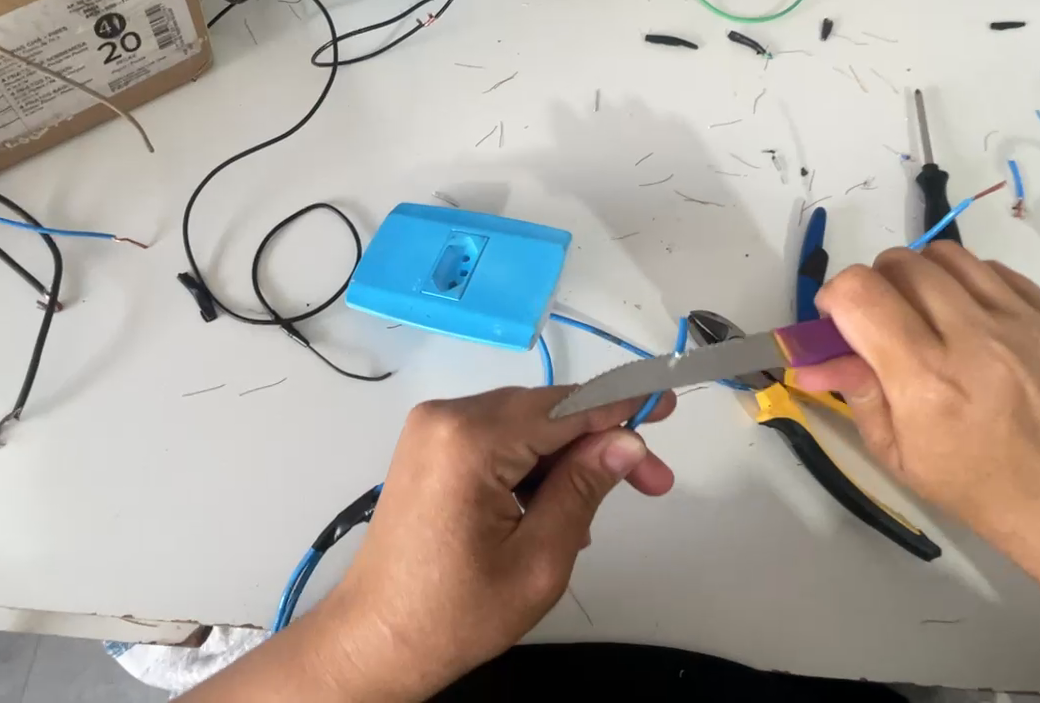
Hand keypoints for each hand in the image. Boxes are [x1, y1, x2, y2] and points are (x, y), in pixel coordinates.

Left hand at [311, 386, 675, 699]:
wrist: (374, 637)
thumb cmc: (455, 613)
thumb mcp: (537, 561)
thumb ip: (583, 489)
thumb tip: (627, 442)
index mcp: (469, 439)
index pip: (563, 408)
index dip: (620, 403)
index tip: (665, 402)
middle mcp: (447, 415)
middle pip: (544, 412)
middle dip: (598, 441)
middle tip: (651, 481)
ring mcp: (433, 426)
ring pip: (523, 423)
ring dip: (565, 457)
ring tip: (587, 517)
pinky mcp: (430, 443)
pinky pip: (497, 436)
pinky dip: (530, 463)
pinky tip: (550, 506)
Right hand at [798, 244, 1039, 552]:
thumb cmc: (967, 481)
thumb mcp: (891, 449)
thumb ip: (853, 389)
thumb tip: (808, 358)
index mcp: (925, 378)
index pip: (859, 293)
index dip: (835, 296)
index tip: (838, 321)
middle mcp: (973, 341)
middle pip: (899, 264)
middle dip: (874, 283)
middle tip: (880, 319)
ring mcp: (1020, 326)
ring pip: (945, 255)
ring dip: (918, 274)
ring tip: (922, 310)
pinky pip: (992, 268)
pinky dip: (965, 281)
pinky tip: (965, 315)